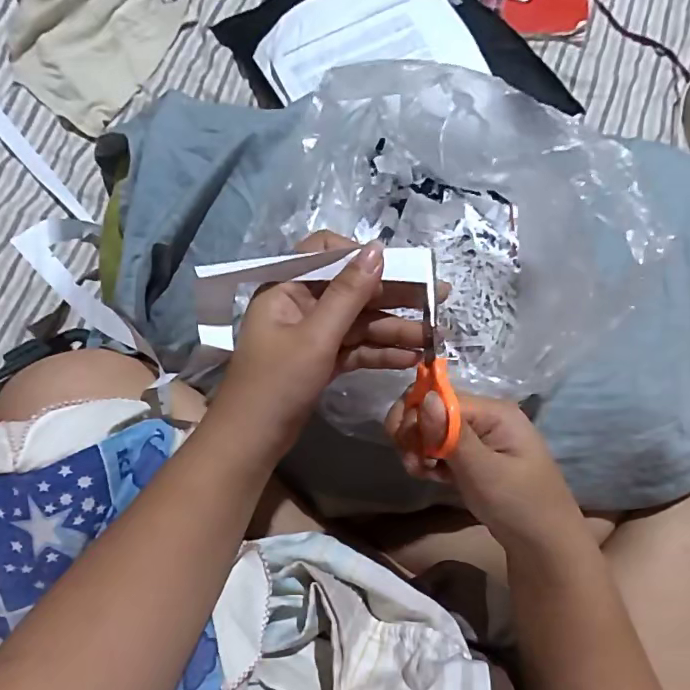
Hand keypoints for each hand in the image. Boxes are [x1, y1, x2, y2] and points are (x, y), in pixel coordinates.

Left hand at [207, 234, 429, 459]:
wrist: (251, 441)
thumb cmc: (276, 383)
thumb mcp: (316, 336)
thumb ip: (349, 293)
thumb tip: (378, 248)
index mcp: (286, 288)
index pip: (326, 253)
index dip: (363, 257)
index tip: (401, 267)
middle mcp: (298, 305)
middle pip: (351, 290)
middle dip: (394, 296)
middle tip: (439, 298)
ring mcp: (310, 335)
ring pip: (358, 322)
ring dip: (394, 329)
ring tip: (435, 337)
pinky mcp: (320, 361)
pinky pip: (355, 348)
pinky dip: (380, 352)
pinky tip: (412, 358)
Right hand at [385, 391, 579, 549]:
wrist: (542, 542)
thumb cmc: (518, 504)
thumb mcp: (483, 471)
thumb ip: (452, 434)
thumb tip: (425, 397)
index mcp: (493, 412)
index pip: (439, 397)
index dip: (416, 417)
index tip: (408, 449)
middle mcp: (483, 416)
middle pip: (430, 409)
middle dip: (412, 433)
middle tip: (413, 464)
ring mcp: (477, 436)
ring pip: (429, 429)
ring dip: (415, 449)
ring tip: (422, 474)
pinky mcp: (469, 455)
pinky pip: (437, 447)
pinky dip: (426, 460)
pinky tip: (429, 477)